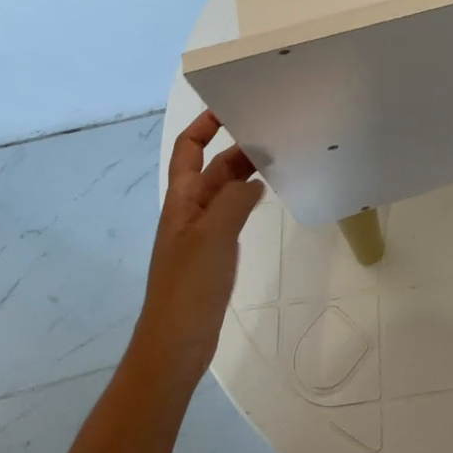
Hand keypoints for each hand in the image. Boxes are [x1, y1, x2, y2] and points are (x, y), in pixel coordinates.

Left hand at [132, 109, 266, 381]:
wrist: (175, 346)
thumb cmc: (188, 288)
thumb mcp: (212, 236)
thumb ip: (232, 201)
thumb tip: (252, 181)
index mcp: (180, 202)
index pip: (187, 150)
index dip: (204, 126)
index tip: (231, 107)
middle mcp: (189, 212)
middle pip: (210, 168)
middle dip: (236, 147)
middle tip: (272, 132)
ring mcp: (201, 234)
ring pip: (224, 190)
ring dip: (245, 173)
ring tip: (278, 158)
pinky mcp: (213, 254)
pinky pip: (232, 214)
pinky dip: (248, 199)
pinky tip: (268, 198)